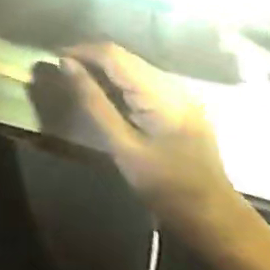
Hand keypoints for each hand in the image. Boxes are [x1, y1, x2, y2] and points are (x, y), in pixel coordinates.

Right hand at [62, 43, 244, 234]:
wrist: (216, 219)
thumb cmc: (166, 187)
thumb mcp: (123, 146)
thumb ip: (93, 102)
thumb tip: (66, 65)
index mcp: (160, 93)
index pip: (113, 54)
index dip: (81, 50)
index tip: (53, 58)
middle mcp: (172, 83)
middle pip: (123, 55)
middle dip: (89, 57)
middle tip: (61, 69)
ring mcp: (179, 93)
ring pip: (132, 65)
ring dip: (103, 67)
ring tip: (76, 78)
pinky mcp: (180, 104)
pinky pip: (142, 79)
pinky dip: (119, 79)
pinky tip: (105, 92)